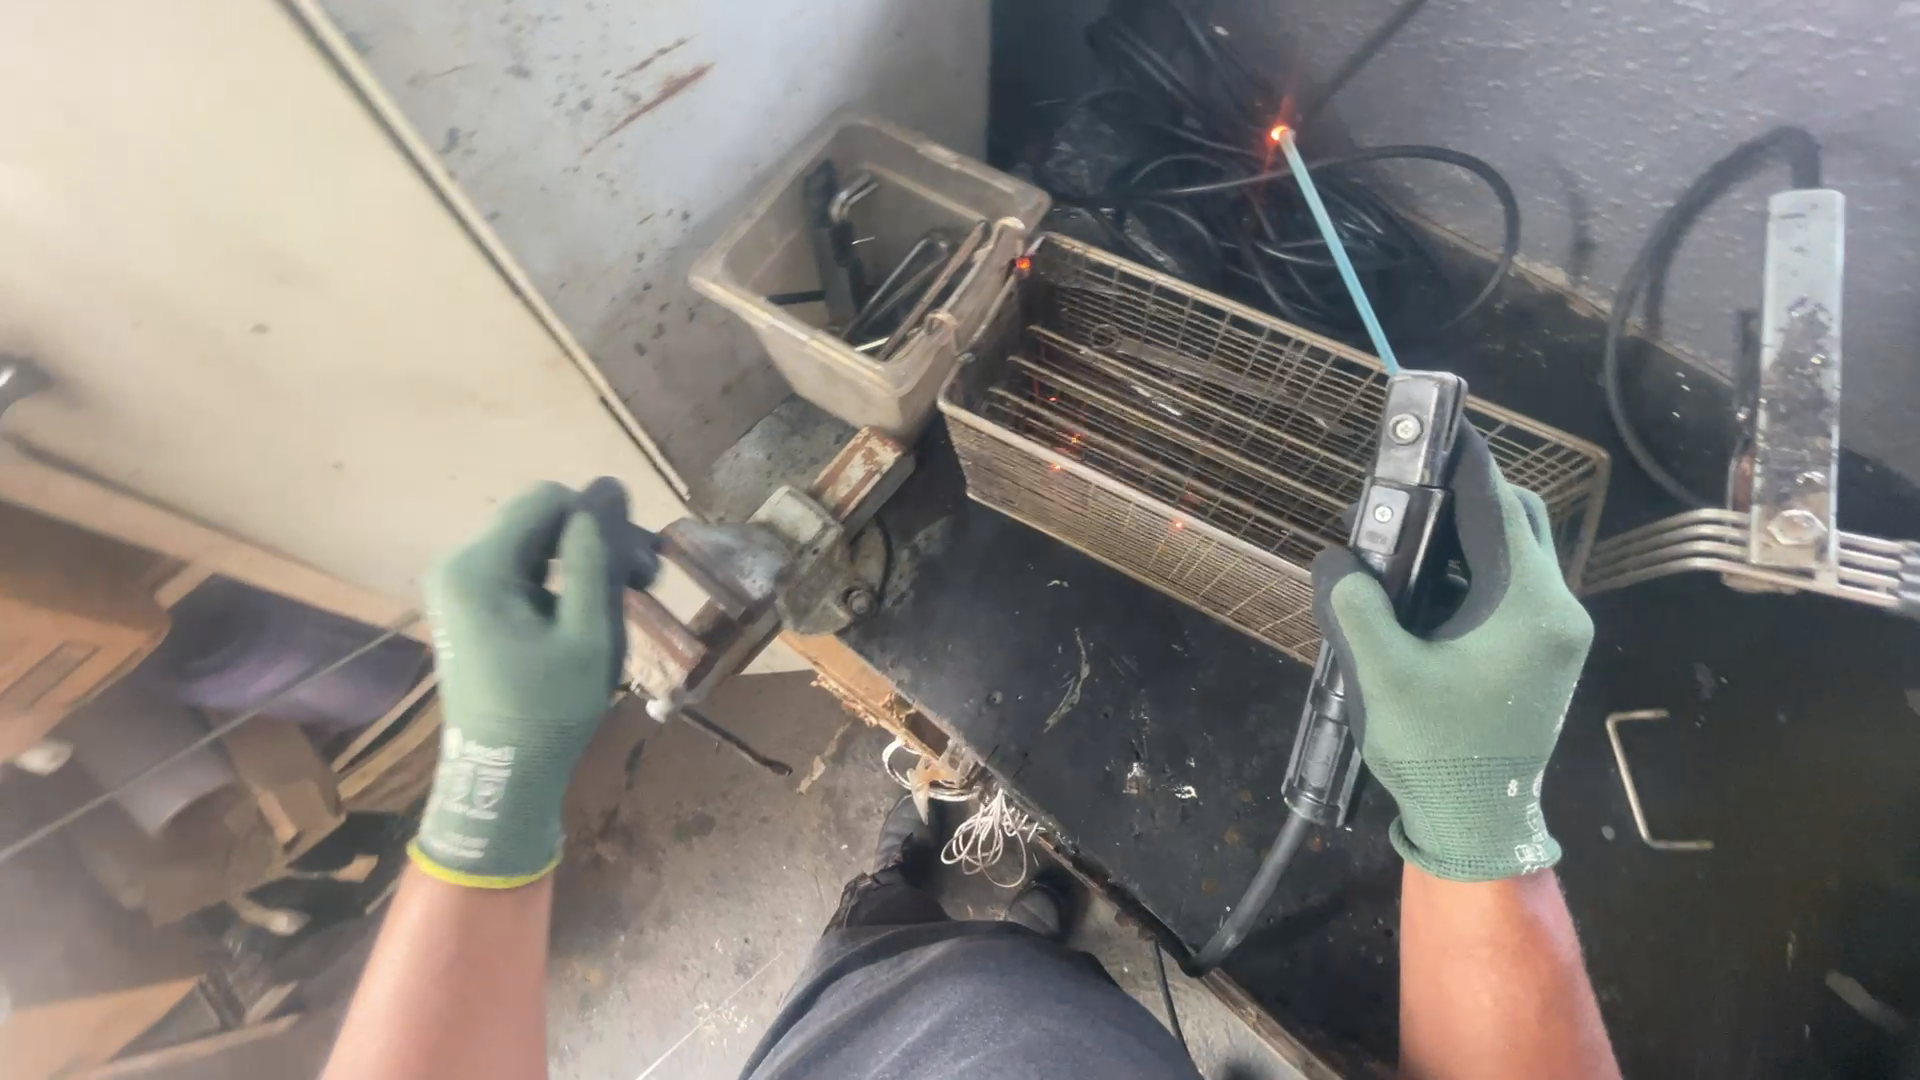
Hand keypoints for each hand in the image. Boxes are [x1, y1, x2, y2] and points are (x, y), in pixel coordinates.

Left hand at [409, 481, 632, 887]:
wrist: (504, 772)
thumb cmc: (551, 707)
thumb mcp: (590, 629)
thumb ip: (597, 554)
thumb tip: (609, 487)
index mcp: (480, 568)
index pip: (548, 500)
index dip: (601, 519)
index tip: (640, 564)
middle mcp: (460, 565)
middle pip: (543, 520)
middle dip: (600, 541)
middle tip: (646, 583)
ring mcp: (462, 586)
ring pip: (539, 544)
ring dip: (589, 561)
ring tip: (629, 597)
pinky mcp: (472, 605)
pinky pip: (527, 570)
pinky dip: (566, 580)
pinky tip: (594, 610)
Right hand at [1312, 428, 1593, 881]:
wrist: (1474, 818)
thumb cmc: (1433, 746)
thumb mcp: (1380, 670)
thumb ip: (1354, 604)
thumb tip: (1336, 557)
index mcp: (1528, 608)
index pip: (1498, 512)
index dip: (1466, 466)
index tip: (1438, 431)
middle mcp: (1555, 611)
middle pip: (1519, 523)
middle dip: (1468, 494)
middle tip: (1406, 486)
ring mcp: (1552, 633)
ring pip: (1516, 553)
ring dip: (1465, 532)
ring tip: (1402, 532)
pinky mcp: (1538, 652)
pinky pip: (1509, 586)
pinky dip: (1469, 567)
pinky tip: (1420, 582)